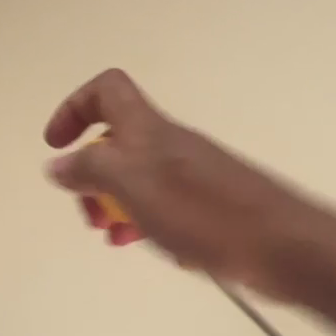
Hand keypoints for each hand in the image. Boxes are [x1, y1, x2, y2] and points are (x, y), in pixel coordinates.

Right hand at [44, 69, 323, 292]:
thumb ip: (90, 169)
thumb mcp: (131, 184)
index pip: (105, 90)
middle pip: (114, 141)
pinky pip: (159, 205)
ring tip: (111, 234)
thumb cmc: (201, 211)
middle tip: (87, 209)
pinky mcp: (205, 205)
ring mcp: (188, 175)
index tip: (57, 145)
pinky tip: (144, 243)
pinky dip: (141, 221)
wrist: (278, 245)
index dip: (74, 108)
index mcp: (147, 129)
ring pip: (135, 178)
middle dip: (89, 173)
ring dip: (113, 202)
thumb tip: (58, 163)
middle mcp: (167, 144)